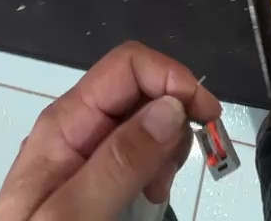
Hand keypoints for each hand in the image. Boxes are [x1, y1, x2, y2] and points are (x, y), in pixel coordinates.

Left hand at [0, 41, 220, 219]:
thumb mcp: (71, 216)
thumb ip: (119, 162)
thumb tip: (172, 106)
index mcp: (65, 122)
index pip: (127, 65)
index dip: (172, 77)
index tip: (205, 117)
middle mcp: (78, 126)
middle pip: (141, 88)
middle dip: (174, 115)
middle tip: (177, 168)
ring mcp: (87, 150)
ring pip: (146, 118)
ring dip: (168, 144)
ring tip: (160, 189)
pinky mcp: (96, 176)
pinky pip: (139, 150)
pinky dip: (158, 165)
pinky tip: (152, 195)